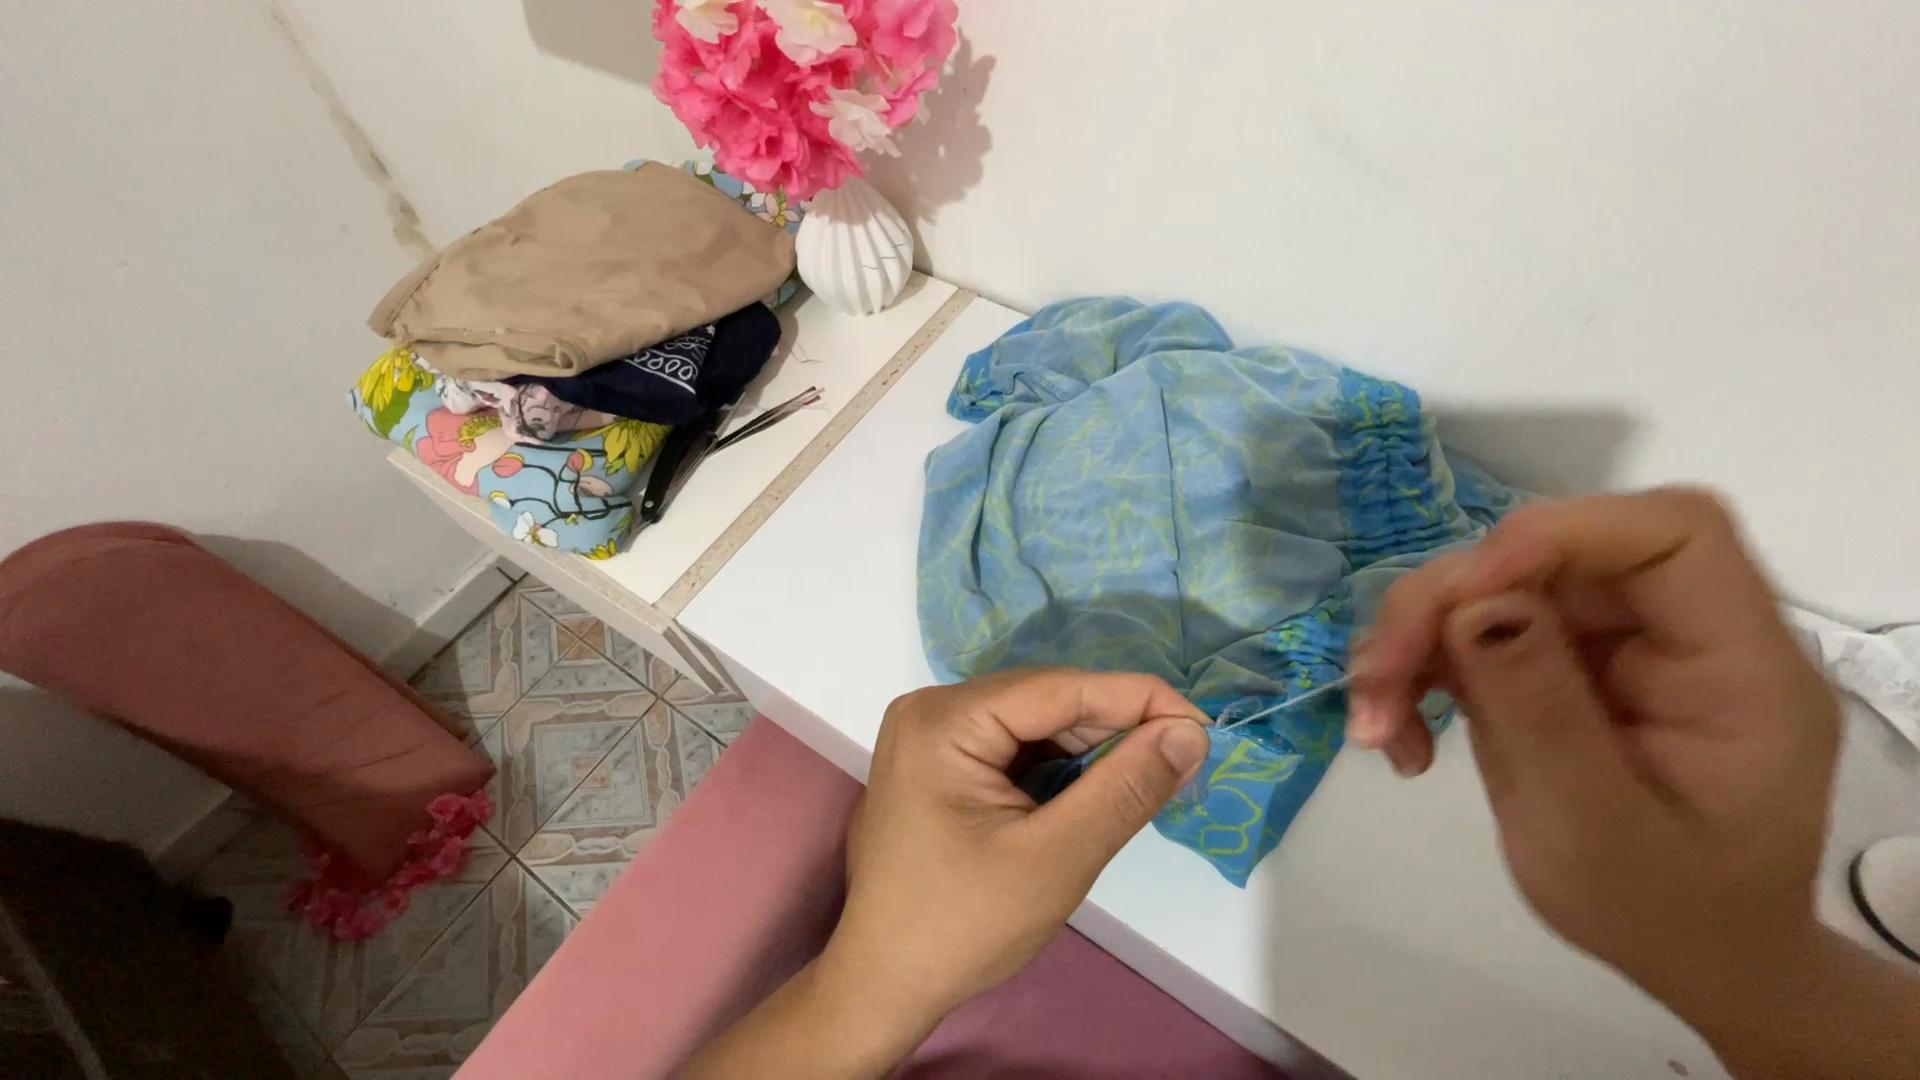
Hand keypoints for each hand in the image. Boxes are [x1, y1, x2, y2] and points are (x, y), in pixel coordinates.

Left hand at [823, 669, 1210, 1028]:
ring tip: (1148, 773)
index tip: (1201, 724)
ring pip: (1033, 723)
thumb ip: (1124, 790)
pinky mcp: (940, 760)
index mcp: (944, 720)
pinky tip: (1096, 785)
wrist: (883, 982)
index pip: (1057, 688)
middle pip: (1044, 702)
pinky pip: (1013, 745)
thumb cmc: (962, 925)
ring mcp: (932, 734)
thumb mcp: (1055, 859)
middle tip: (1182, 757)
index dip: (1135, 698)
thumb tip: (1189, 734)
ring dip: (1090, 747)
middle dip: (1114, 727)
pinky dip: (1058, 765)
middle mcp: (933, 710)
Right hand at [1349, 490, 1841, 1003]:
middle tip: (1377, 685)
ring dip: (1407, 648)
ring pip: (1478, 589)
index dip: (1555, 537)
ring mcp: (1595, 642)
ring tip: (1375, 727)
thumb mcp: (1593, 825)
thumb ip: (1542, 710)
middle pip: (1537, 558)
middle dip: (1437, 610)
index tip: (1463, 600)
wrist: (1672, 947)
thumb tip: (1474, 603)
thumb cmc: (1658, 905)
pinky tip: (1397, 735)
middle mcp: (1662, 632)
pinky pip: (1455, 631)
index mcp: (1731, 664)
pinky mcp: (1538, 658)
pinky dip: (1410, 674)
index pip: (1666, 535)